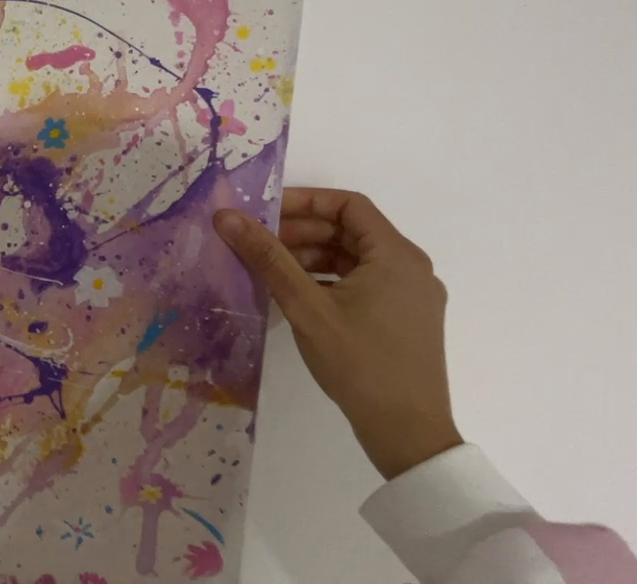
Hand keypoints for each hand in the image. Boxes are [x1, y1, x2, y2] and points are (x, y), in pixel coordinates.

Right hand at [215, 189, 461, 479]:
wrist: (408, 435)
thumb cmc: (359, 362)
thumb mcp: (305, 305)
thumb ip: (266, 256)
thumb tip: (226, 215)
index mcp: (397, 257)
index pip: (348, 204)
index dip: (304, 201)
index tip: (263, 212)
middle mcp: (410, 269)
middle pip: (348, 229)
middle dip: (300, 230)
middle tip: (257, 242)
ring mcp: (410, 296)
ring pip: (352, 256)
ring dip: (308, 255)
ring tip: (268, 269)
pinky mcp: (402, 319)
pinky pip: (359, 281)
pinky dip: (325, 278)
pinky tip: (293, 294)